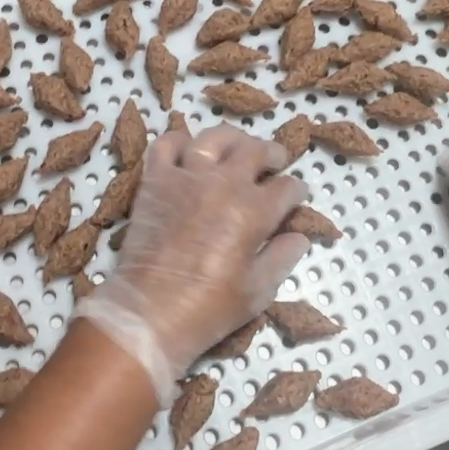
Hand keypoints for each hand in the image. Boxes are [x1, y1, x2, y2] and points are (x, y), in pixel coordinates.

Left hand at [76, 125, 310, 402]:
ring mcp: (186, 177)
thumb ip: (282, 258)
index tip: (296, 196)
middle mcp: (223, 184)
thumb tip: (299, 236)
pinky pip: (166, 144)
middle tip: (275, 161)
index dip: (296, 191)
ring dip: (233, 139)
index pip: (287, 187)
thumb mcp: (257, 292)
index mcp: (254, 211)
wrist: (149, 312)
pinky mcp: (155, 181)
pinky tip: (188, 151)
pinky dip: (179, 141)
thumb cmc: (208, 308)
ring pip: (215, 137)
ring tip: (238, 148)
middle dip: (273, 154)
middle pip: (256, 150)